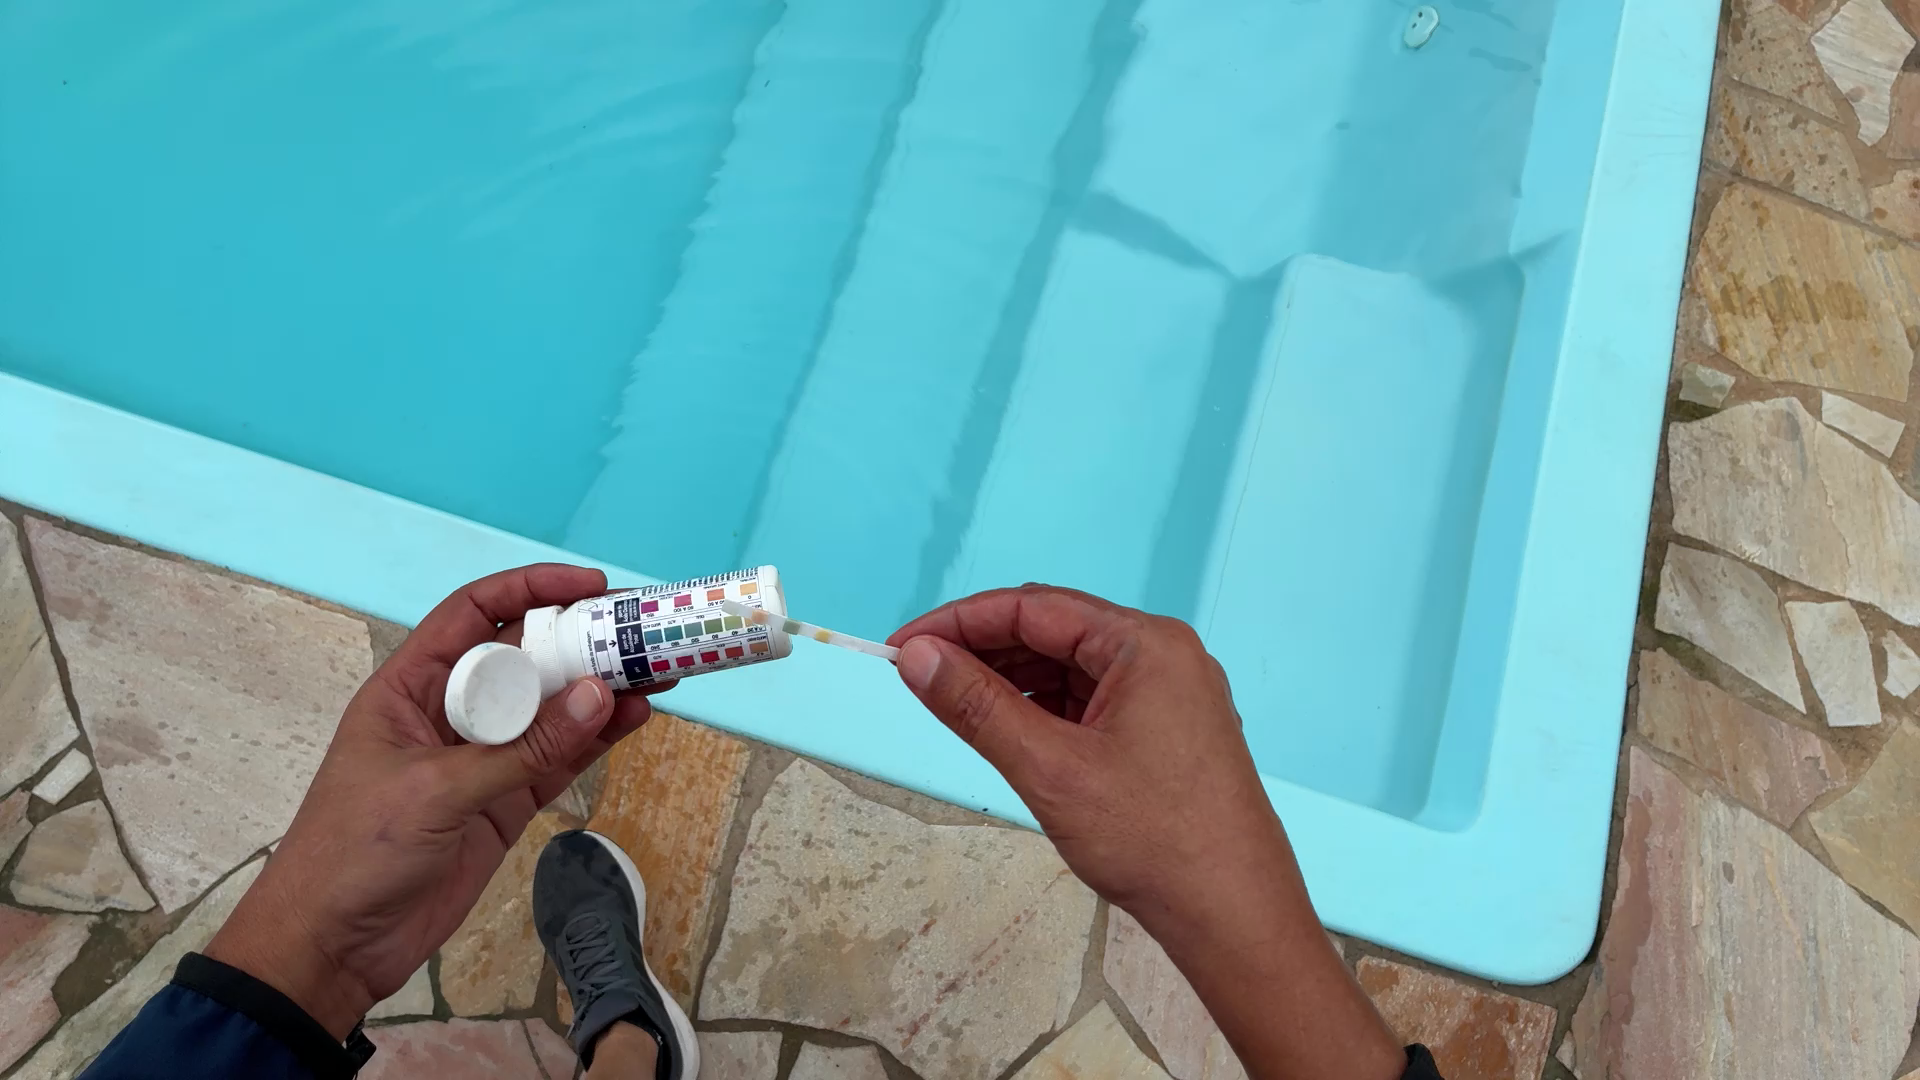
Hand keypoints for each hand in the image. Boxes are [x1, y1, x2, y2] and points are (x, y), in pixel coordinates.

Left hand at [204, 565, 668, 1036]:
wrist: (332, 954)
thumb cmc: (356, 854)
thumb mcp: (438, 791)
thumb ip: (526, 746)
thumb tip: (602, 694)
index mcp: (416, 687)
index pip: (476, 613)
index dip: (533, 588)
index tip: (593, 586)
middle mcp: (459, 709)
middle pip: (531, 657)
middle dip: (586, 641)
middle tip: (643, 633)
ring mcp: (491, 752)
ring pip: (557, 704)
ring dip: (605, 688)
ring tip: (657, 675)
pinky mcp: (515, 792)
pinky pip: (567, 752)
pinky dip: (603, 734)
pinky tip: (636, 717)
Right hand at [889, 586, 1403, 1079]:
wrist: (1238, 922)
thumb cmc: (1149, 839)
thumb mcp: (1050, 768)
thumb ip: (977, 705)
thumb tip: (915, 655)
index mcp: (1144, 643)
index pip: (1033, 608)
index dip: (960, 621)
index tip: (903, 646)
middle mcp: (1161, 653)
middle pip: (1054, 632)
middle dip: (984, 651)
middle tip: (922, 677)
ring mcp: (1169, 690)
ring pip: (1071, 666)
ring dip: (1013, 680)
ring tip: (958, 704)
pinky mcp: (1168, 725)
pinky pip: (1092, 697)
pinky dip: (1046, 708)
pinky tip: (1013, 728)